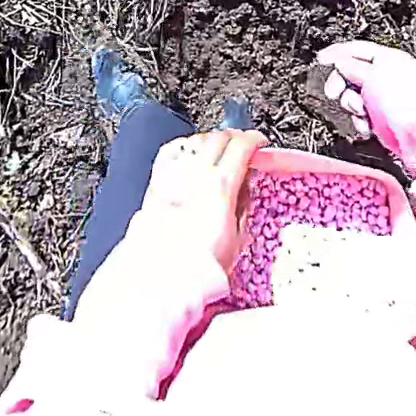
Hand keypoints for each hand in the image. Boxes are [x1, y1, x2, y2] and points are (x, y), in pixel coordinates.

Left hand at [140, 129, 266, 270]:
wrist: (163, 278)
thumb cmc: (199, 265)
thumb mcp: (237, 238)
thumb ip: (243, 205)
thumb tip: (246, 187)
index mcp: (221, 185)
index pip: (242, 145)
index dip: (254, 139)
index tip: (259, 143)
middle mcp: (197, 173)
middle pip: (219, 137)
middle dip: (235, 137)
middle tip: (242, 144)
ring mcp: (175, 175)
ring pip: (196, 139)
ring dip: (211, 139)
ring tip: (217, 147)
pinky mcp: (157, 182)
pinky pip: (171, 150)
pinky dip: (183, 145)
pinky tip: (188, 151)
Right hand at [315, 41, 415, 177]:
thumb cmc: (410, 105)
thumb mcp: (374, 75)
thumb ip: (352, 66)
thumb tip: (339, 61)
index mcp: (392, 60)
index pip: (359, 50)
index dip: (338, 54)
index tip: (322, 60)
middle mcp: (391, 78)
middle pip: (354, 74)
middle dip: (342, 83)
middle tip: (336, 91)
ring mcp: (389, 102)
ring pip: (356, 98)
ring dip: (352, 105)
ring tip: (360, 112)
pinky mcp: (387, 123)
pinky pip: (363, 117)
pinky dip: (360, 121)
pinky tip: (366, 126)